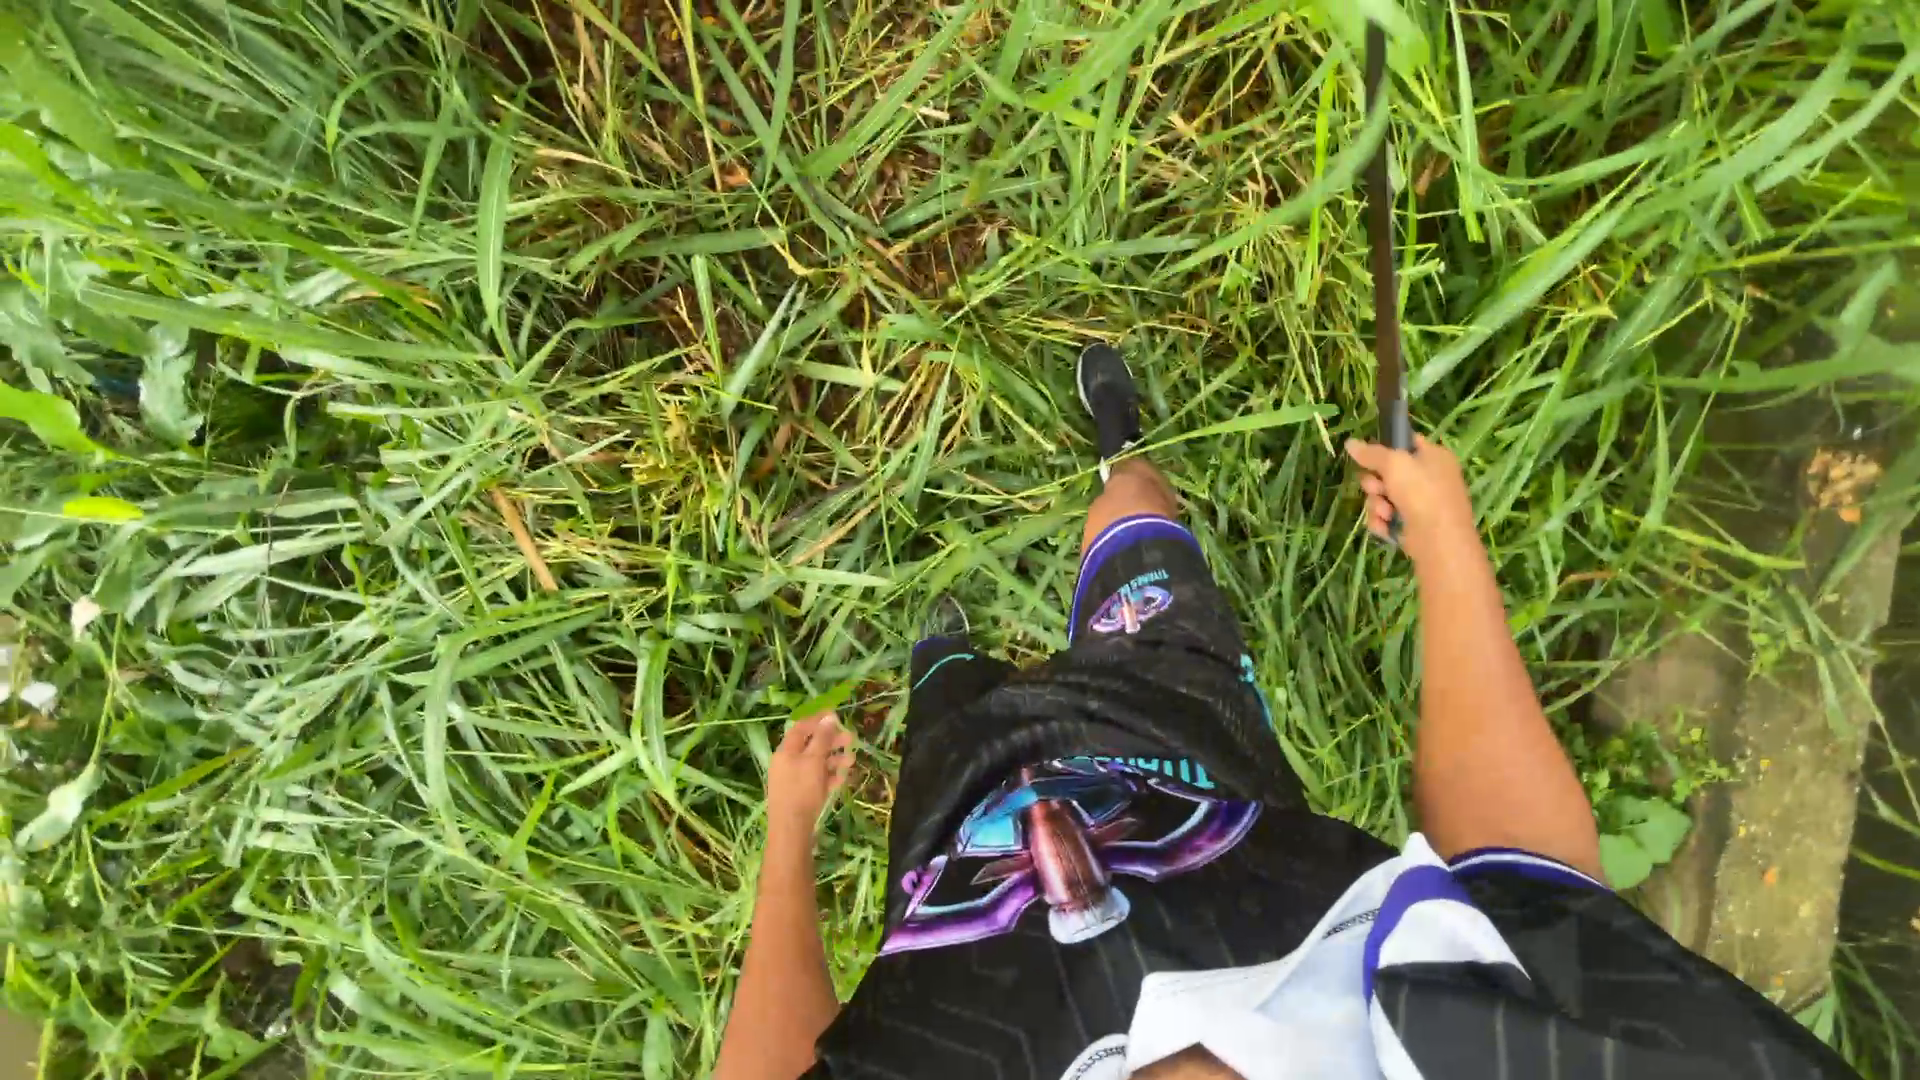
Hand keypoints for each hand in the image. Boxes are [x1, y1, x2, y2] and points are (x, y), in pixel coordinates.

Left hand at [766, 712, 853, 841]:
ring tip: (852, 760)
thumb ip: (823, 738)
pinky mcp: (802, 794)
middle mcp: (788, 762)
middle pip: (812, 745)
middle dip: (832, 741)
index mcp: (786, 751)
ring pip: (817, 763)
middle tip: (851, 738)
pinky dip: (830, 775)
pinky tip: (843, 777)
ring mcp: (794, 779)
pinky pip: (817, 779)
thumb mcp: (814, 760)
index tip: (836, 714)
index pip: (801, 727)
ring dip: (835, 759)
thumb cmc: (802, 790)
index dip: (818, 719)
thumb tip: (829, 717)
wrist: (792, 830)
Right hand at [1346, 434, 1480, 567]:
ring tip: (1386, 513)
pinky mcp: (1409, 523)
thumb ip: (1371, 453)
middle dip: (1374, 483)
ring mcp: (1418, 502)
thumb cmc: (1422, 493)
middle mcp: (1427, 477)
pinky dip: (1381, 521)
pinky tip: (1386, 526)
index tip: (1368, 456)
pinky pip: (1384, 516)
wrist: (1438, 538)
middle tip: (1377, 489)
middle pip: (1386, 472)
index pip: (1405, 442)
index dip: (1385, 448)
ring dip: (1376, 505)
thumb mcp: (1395, 464)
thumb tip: (1350, 442)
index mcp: (1433, 457)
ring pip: (1381, 496)